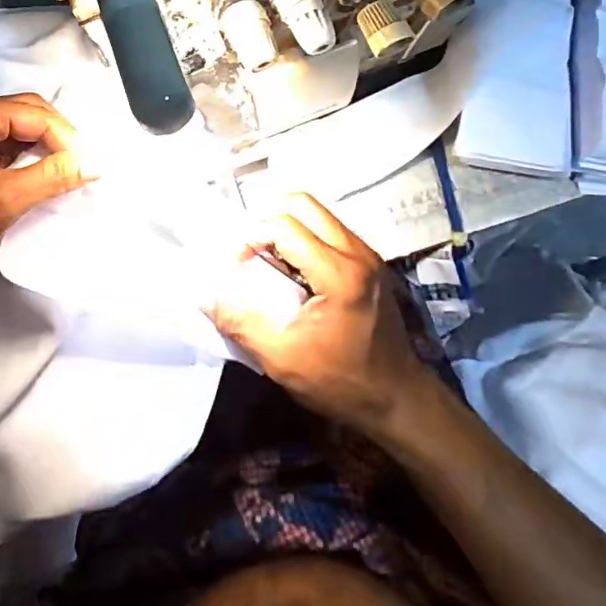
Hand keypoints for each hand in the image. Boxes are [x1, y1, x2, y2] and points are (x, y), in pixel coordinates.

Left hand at [0, 90, 90, 296]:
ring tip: (57, 179)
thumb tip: (93, 162)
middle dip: (54, 142)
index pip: (36, 113)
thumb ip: (52, 178)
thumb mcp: (1, 202)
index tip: (89, 173)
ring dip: (34, 152)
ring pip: (7, 131)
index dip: (69, 141)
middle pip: (22, 115)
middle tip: (78, 174)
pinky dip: (12, 160)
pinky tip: (25, 181)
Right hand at [208, 193, 432, 438]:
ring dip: (288, 229)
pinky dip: (305, 240)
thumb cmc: (341, 383)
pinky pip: (330, 232)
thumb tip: (207, 299)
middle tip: (252, 251)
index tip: (236, 264)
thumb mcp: (282, 360)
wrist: (399, 400)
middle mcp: (357, 253)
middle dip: (269, 220)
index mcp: (338, 273)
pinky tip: (292, 272)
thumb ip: (241, 324)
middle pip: (304, 204)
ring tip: (269, 261)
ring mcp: (367, 256)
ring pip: (318, 215)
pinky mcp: (369, 264)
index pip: (285, 226)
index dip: (251, 237)